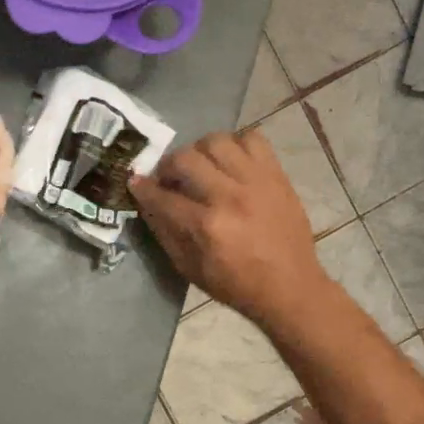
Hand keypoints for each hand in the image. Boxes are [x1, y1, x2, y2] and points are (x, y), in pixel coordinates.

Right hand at [131, 130, 332, 330]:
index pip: (163, 196)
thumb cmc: (235, 284)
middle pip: (186, 159)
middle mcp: (229, 196)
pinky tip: (230, 162)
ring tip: (199, 166)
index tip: (134, 181)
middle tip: (169, 178)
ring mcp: (256, 180)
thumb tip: (147, 204)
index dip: (143, 188)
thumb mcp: (190, 269)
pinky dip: (235, 145)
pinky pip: (252, 139)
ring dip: (199, 151)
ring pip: (217, 141)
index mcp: (206, 226)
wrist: (289, 285)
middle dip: (168, 166)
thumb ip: (166, 233)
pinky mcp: (276, 174)